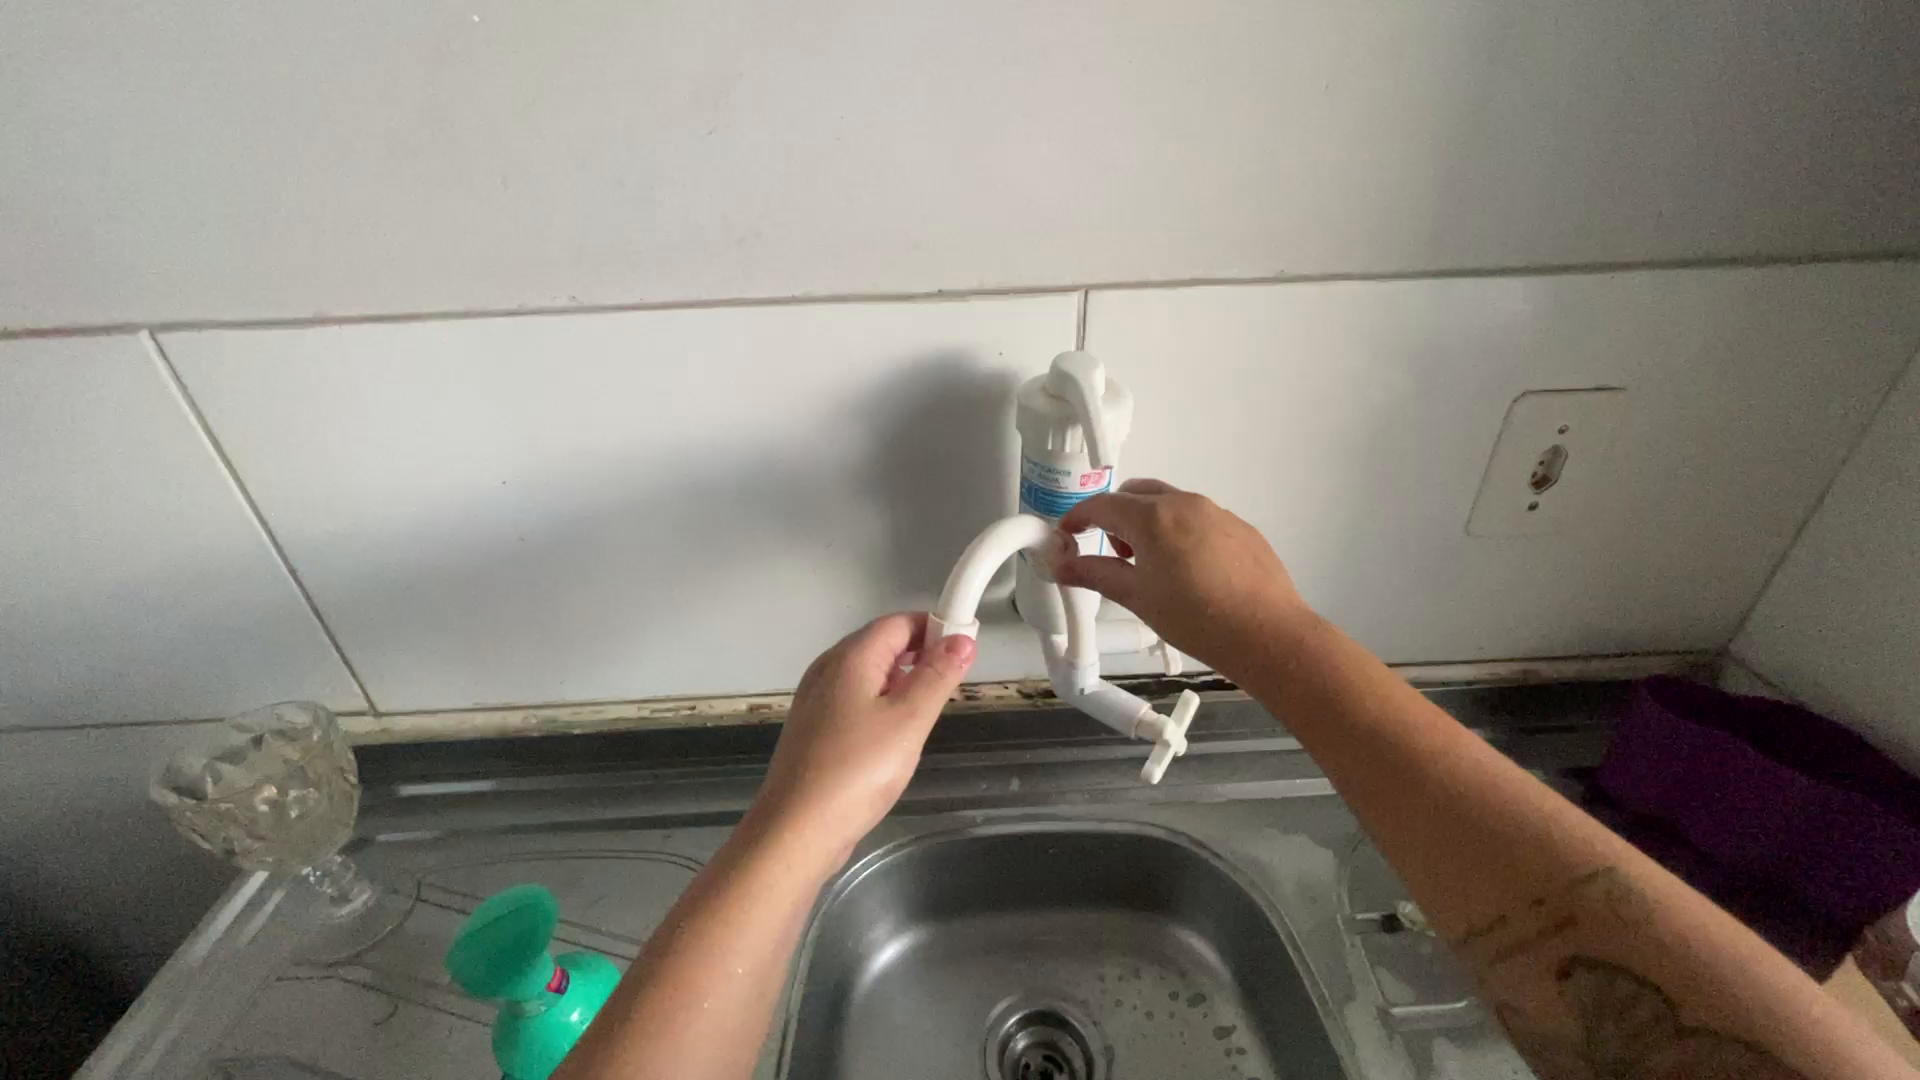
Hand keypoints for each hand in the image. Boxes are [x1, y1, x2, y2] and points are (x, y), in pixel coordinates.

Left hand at [747, 613, 975, 861]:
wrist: (797, 831)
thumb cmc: (857, 771)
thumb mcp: (909, 720)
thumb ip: (937, 676)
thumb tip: (962, 639)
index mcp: (850, 658)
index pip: (898, 622)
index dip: (935, 627)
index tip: (966, 648)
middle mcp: (827, 669)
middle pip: (881, 644)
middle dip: (920, 654)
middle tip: (951, 682)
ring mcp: (816, 699)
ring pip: (868, 673)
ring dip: (902, 681)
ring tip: (927, 711)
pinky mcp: (814, 728)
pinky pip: (855, 699)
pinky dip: (881, 704)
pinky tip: (894, 735)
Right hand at [1054, 478, 1318, 682]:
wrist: (1267, 635)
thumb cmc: (1196, 618)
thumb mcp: (1137, 597)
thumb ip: (1096, 574)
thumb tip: (1064, 567)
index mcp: (1153, 517)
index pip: (1103, 505)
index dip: (1079, 517)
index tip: (1068, 534)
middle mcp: (1185, 503)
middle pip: (1136, 494)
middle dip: (1114, 516)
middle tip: (1111, 552)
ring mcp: (1217, 512)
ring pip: (1169, 503)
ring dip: (1148, 522)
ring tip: (1149, 565)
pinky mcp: (1240, 528)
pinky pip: (1198, 518)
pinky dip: (1178, 531)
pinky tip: (1187, 571)